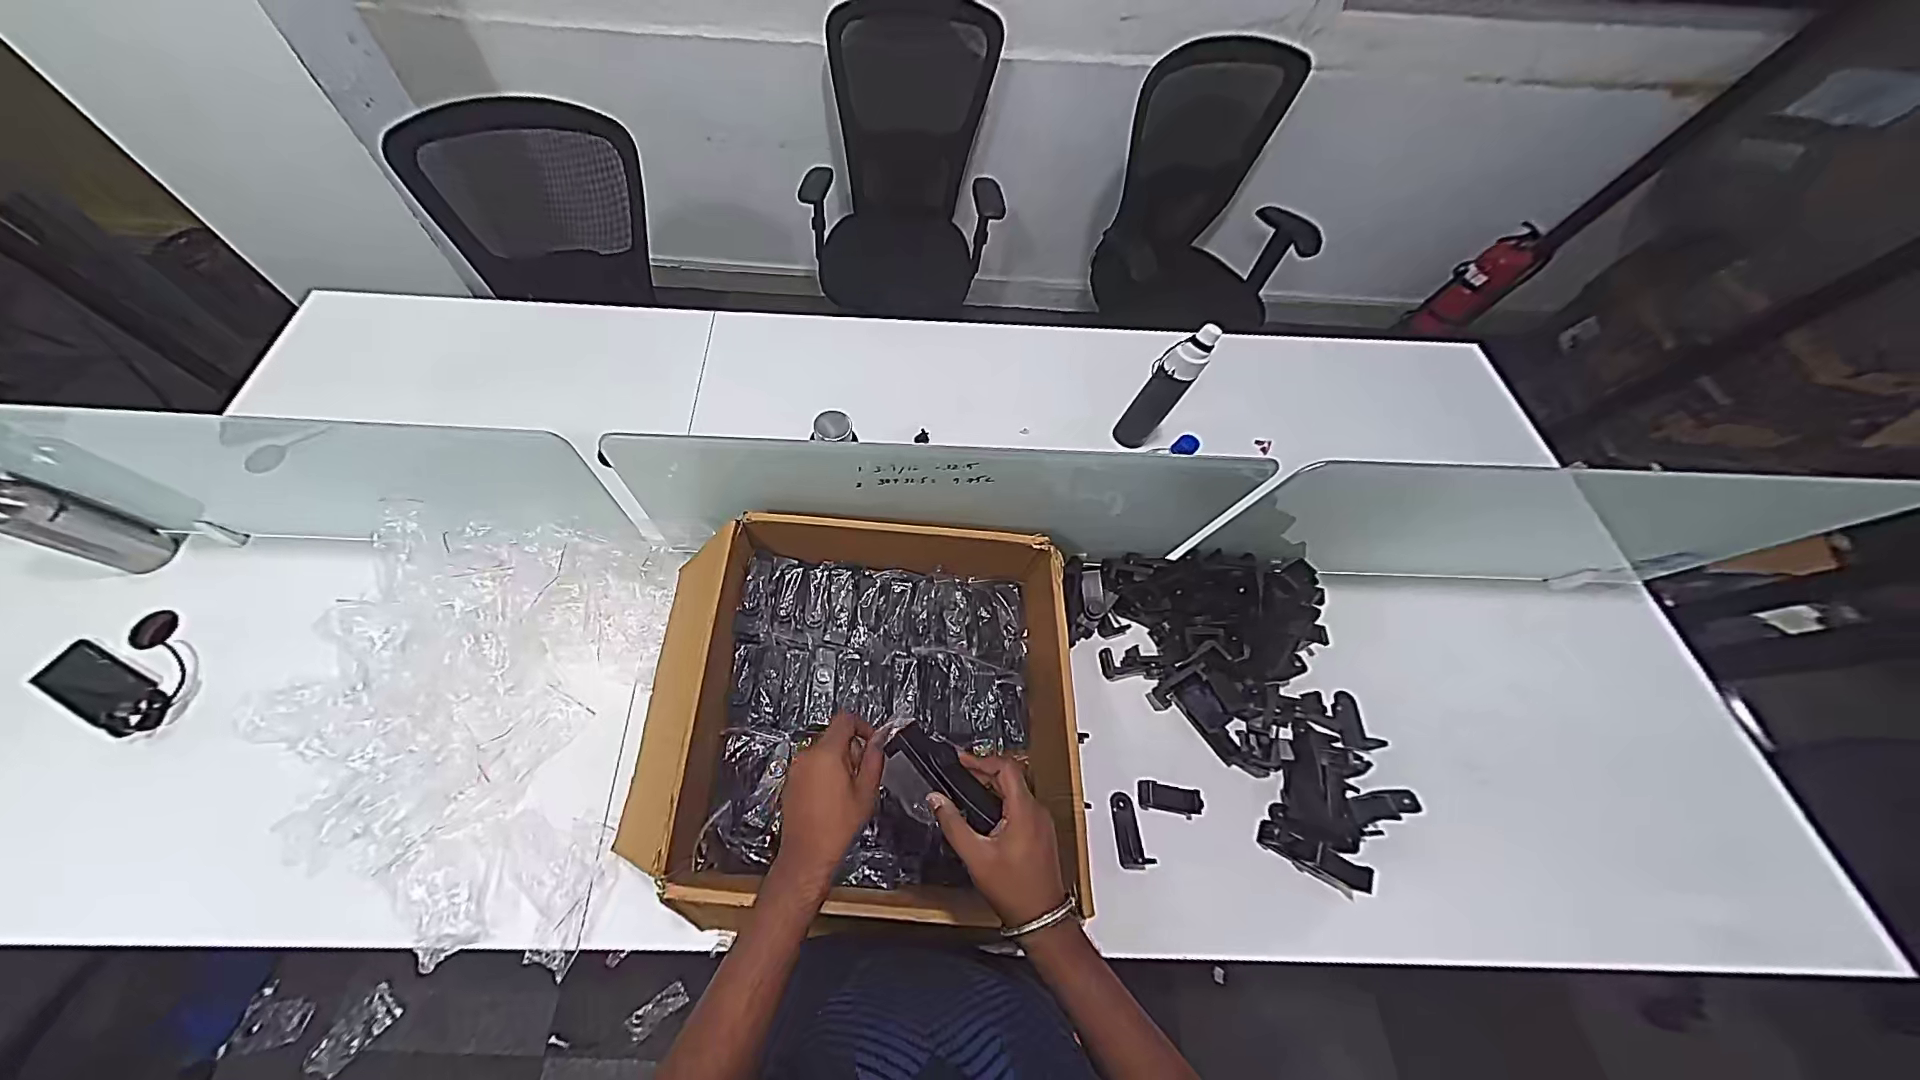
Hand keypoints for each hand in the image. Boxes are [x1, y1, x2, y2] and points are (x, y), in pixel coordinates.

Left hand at [772, 712, 884, 886]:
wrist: (807, 854)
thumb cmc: (836, 827)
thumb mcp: (867, 790)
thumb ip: (875, 758)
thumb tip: (879, 739)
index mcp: (827, 753)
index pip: (846, 719)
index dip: (863, 727)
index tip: (871, 743)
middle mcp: (807, 755)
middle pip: (835, 735)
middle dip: (852, 749)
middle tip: (861, 774)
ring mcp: (796, 768)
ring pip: (824, 751)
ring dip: (839, 762)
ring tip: (847, 790)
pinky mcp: (791, 781)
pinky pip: (812, 765)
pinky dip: (824, 773)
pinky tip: (832, 797)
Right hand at [927, 751, 1066, 926]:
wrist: (1040, 917)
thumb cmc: (1015, 891)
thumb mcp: (975, 855)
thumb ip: (953, 824)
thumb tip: (937, 800)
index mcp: (1024, 810)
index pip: (1006, 767)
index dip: (981, 759)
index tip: (963, 760)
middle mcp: (1038, 812)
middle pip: (1011, 776)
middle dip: (984, 772)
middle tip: (963, 773)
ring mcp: (1042, 822)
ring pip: (1017, 791)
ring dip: (993, 787)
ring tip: (970, 791)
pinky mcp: (1042, 833)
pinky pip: (1022, 806)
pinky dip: (1003, 802)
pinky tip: (987, 814)